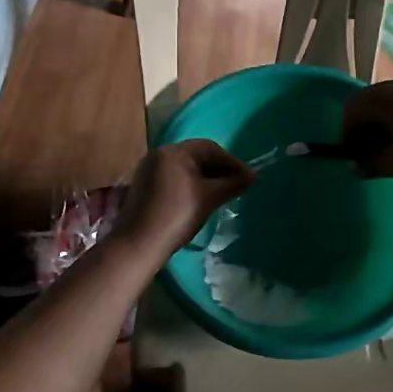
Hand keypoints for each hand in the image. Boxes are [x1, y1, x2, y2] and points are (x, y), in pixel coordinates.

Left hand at [115, 139, 253, 256]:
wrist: (139, 243)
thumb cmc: (177, 215)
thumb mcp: (209, 198)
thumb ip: (232, 184)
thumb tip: (253, 176)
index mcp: (173, 152)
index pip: (209, 148)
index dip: (232, 162)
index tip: (248, 178)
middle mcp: (158, 155)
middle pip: (196, 156)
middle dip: (218, 169)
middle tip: (237, 186)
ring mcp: (148, 170)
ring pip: (184, 168)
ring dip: (205, 178)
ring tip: (221, 194)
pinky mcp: (144, 186)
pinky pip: (173, 178)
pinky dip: (189, 185)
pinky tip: (200, 200)